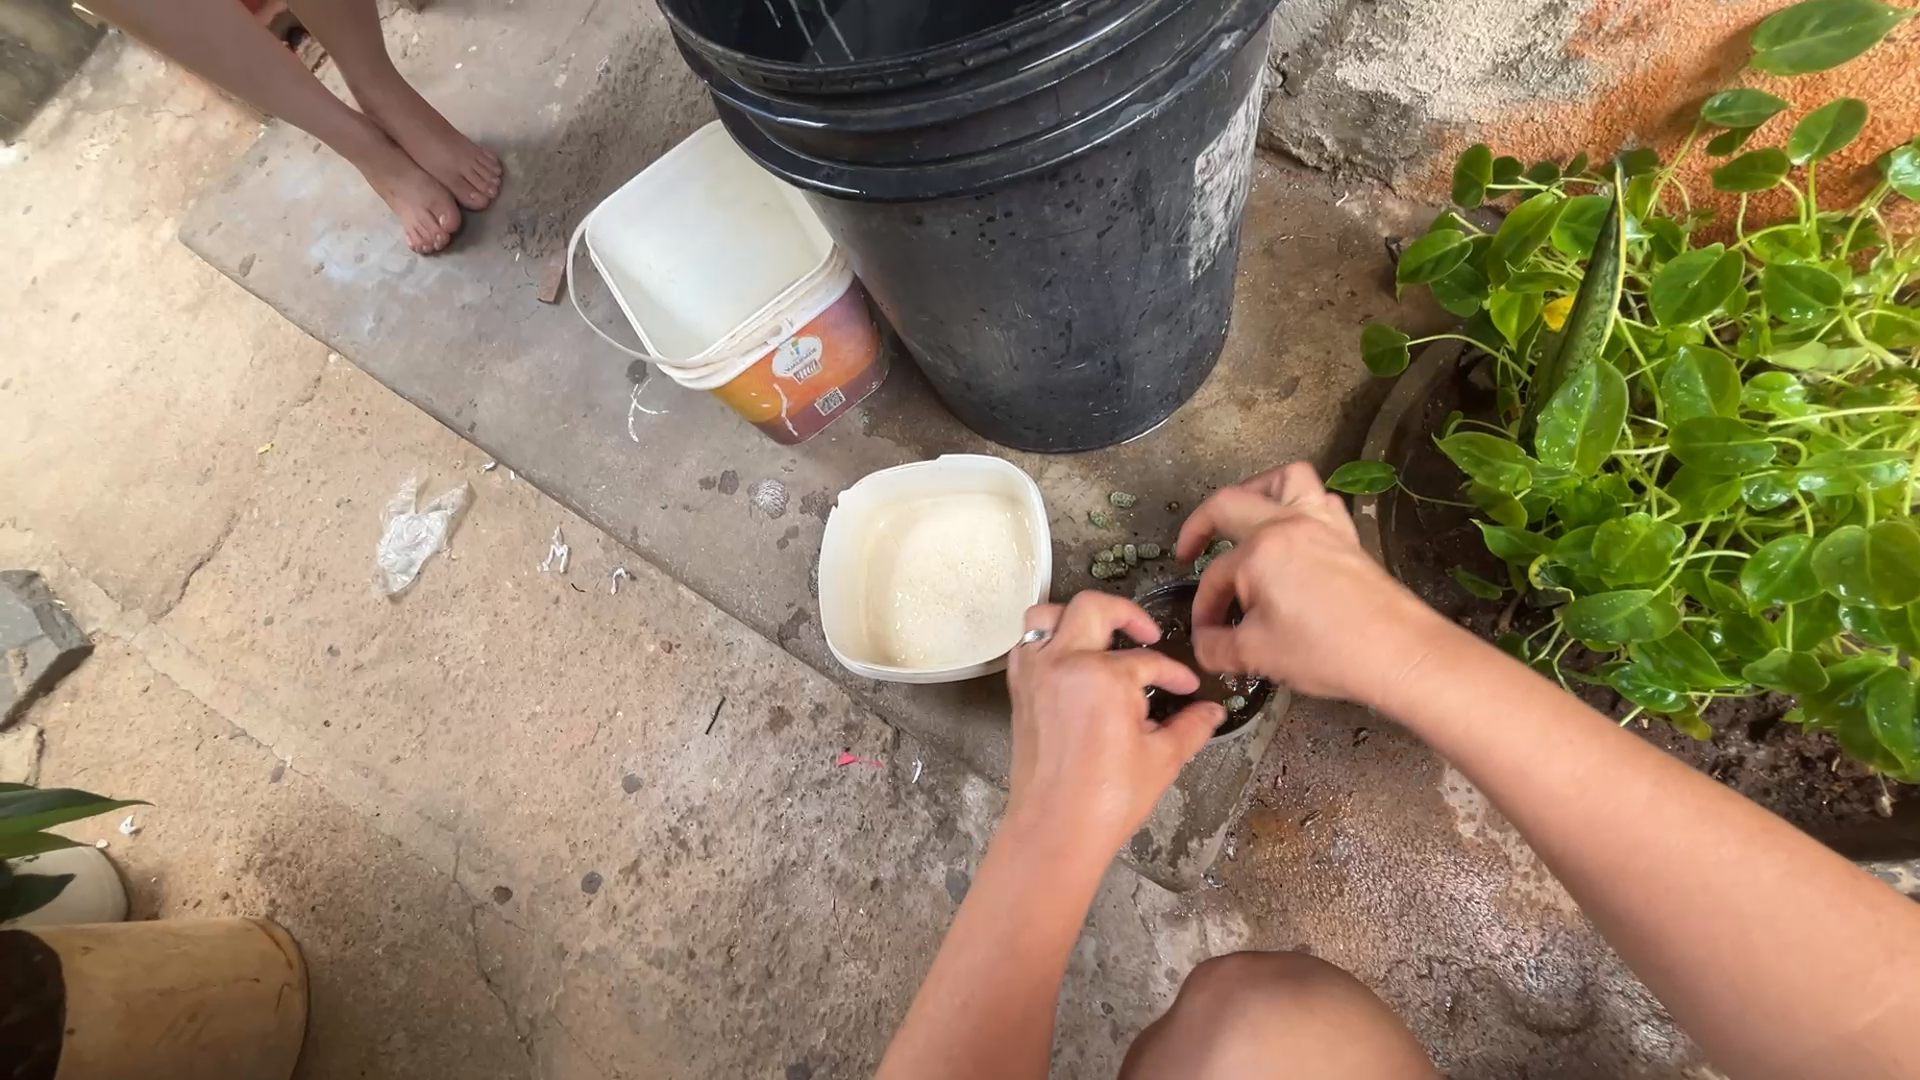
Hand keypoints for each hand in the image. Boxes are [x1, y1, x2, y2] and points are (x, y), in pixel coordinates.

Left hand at [1005, 592, 1222, 854]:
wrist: (1055, 828)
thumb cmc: (1109, 797)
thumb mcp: (1162, 759)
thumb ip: (1191, 726)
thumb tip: (1212, 711)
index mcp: (1104, 676)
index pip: (1148, 661)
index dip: (1174, 674)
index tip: (1186, 687)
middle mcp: (1065, 661)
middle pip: (1094, 607)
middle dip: (1127, 614)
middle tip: (1147, 634)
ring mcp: (1036, 671)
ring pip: (1048, 613)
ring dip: (1076, 616)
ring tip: (1102, 635)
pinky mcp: (1019, 686)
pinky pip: (1027, 642)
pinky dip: (1048, 639)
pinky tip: (1071, 660)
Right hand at [1174, 462, 1457, 706]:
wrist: (1402, 655)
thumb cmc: (1331, 651)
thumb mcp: (1257, 655)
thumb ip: (1217, 647)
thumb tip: (1204, 645)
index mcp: (1260, 552)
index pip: (1215, 576)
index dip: (1203, 607)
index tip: (1204, 632)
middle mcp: (1288, 525)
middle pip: (1228, 505)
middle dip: (1198, 526)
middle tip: (1189, 549)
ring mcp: (1322, 525)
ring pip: (1284, 479)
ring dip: (1254, 491)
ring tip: (1241, 515)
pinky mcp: (1346, 537)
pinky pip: (1319, 499)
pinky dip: (1297, 504)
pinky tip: (1290, 529)